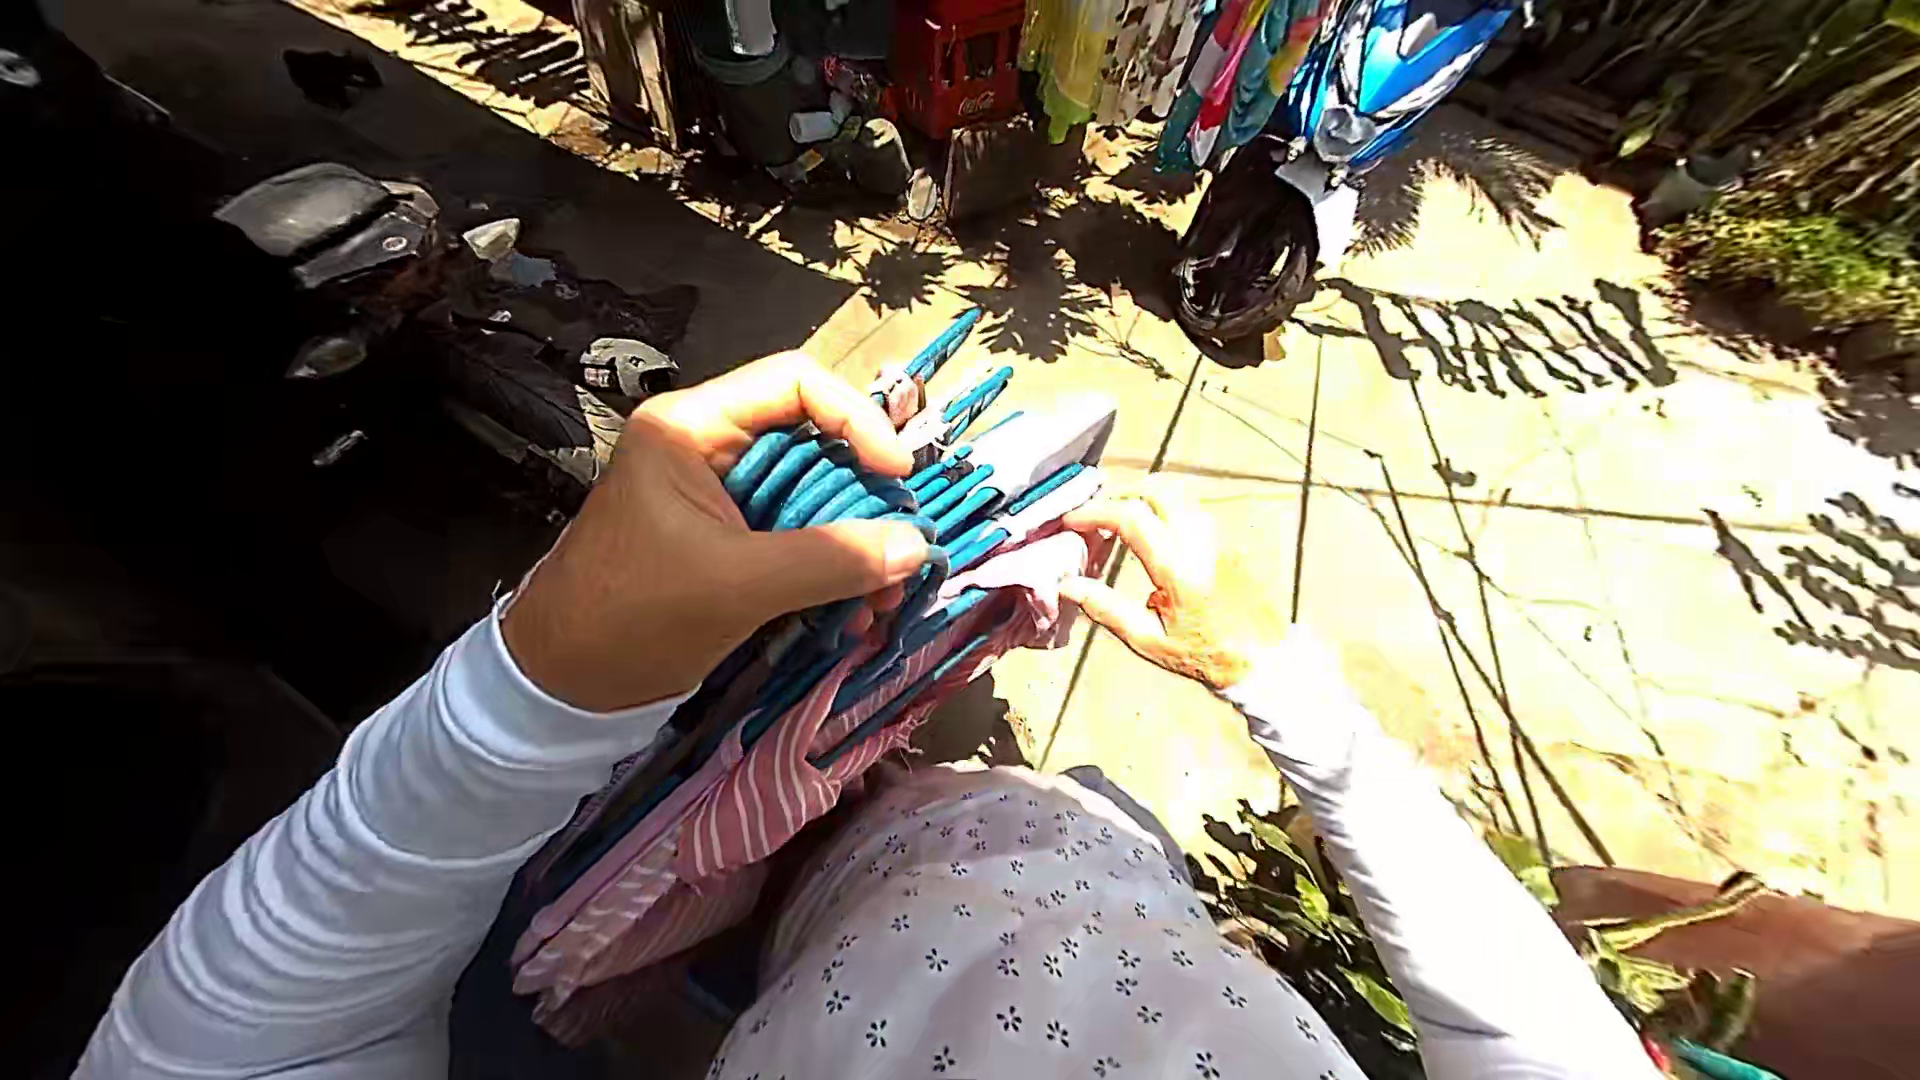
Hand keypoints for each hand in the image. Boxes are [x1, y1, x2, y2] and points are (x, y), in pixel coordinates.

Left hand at [502, 352, 930, 710]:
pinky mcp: (739, 542)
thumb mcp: (735, 584)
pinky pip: (806, 540)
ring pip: (819, 499)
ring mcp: (728, 499)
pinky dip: (836, 572)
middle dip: (866, 500)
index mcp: (694, 429)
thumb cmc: (630, 618)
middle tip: (902, 547)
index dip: (857, 418)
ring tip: (882, 598)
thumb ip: (828, 561)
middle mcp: (715, 450)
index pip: (796, 383)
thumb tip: (916, 546)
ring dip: (858, 546)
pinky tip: (853, 614)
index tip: (896, 473)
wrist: (565, 689)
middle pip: (818, 445)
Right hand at [1058, 485, 1284, 690]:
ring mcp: (1221, 535)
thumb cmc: (1204, 654)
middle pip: (1156, 489)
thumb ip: (1106, 608)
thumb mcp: (1148, 639)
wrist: (1266, 659)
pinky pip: (1194, 505)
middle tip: (1096, 512)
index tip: (1072, 520)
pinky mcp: (1232, 538)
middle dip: (1119, 494)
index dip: (1094, 512)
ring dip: (1144, 495)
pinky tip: (1154, 526)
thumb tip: (1067, 585)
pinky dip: (1165, 504)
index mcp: (1178, 568)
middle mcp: (1202, 542)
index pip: (1131, 518)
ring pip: (1178, 492)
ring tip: (1121, 516)